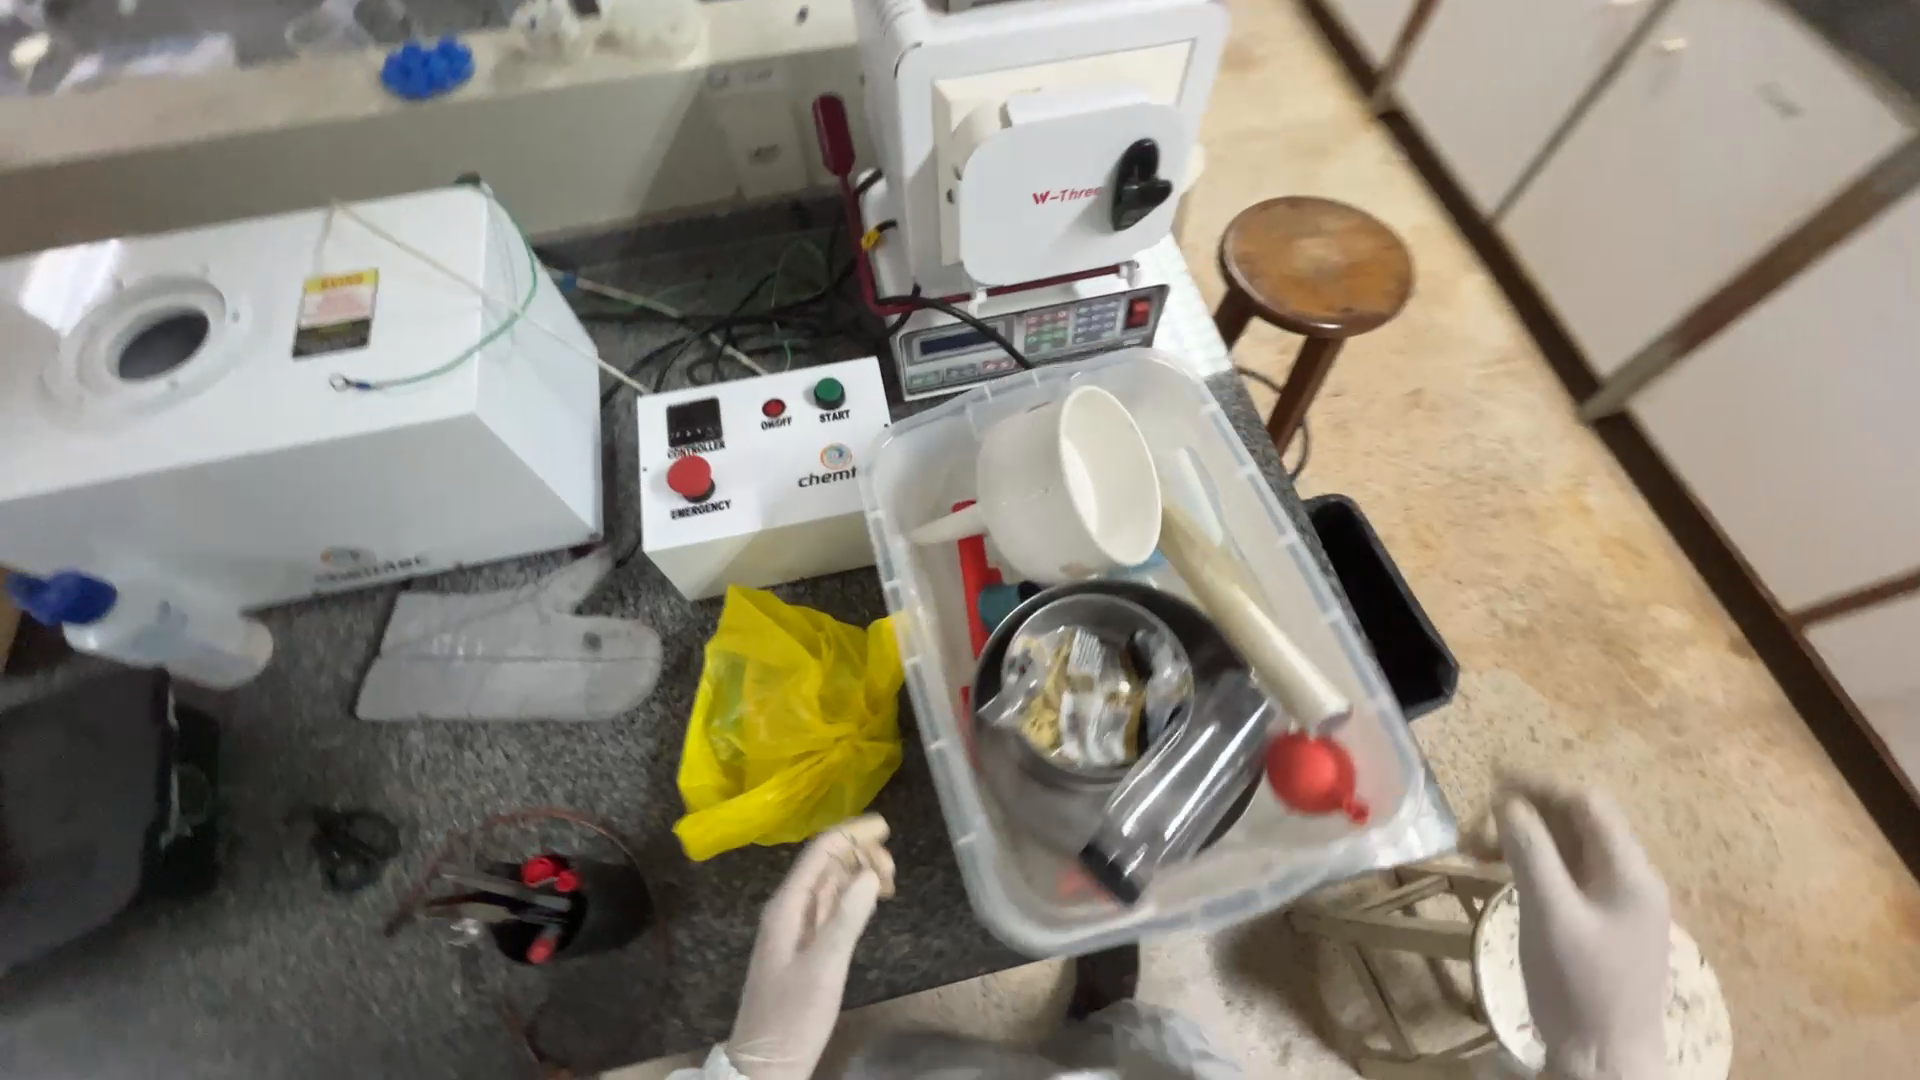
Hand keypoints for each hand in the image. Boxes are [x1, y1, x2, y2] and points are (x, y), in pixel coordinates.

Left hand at [726, 827, 885, 1079]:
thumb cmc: (792, 1018)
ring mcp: (796, 927)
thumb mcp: (824, 968)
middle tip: (893, 870)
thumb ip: (847, 918)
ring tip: (890, 881)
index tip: (885, 827)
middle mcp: (789, 909)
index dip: (851, 834)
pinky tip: (872, 900)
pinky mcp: (805, 946)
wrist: (765, 1068)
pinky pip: (831, 905)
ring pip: (830, 883)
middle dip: (860, 854)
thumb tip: (871, 873)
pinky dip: (854, 895)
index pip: (820, 852)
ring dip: (859, 873)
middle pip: (826, 863)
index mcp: (787, 906)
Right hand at [1498, 783, 1669, 1079]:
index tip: (1487, 780)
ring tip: (1473, 848)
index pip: (1586, 803)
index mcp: (1629, 873)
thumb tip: (1506, 802)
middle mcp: (1627, 878)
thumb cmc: (1578, 984)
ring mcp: (1612, 899)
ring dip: (1517, 835)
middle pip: (1573, 820)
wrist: (1604, 1059)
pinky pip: (1559, 869)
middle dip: (1520, 812)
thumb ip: (1530, 851)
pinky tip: (1492, 867)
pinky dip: (1523, 858)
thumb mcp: (1548, 912)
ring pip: (1561, 843)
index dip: (1538, 784)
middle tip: (1473, 826)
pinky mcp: (1594, 917)